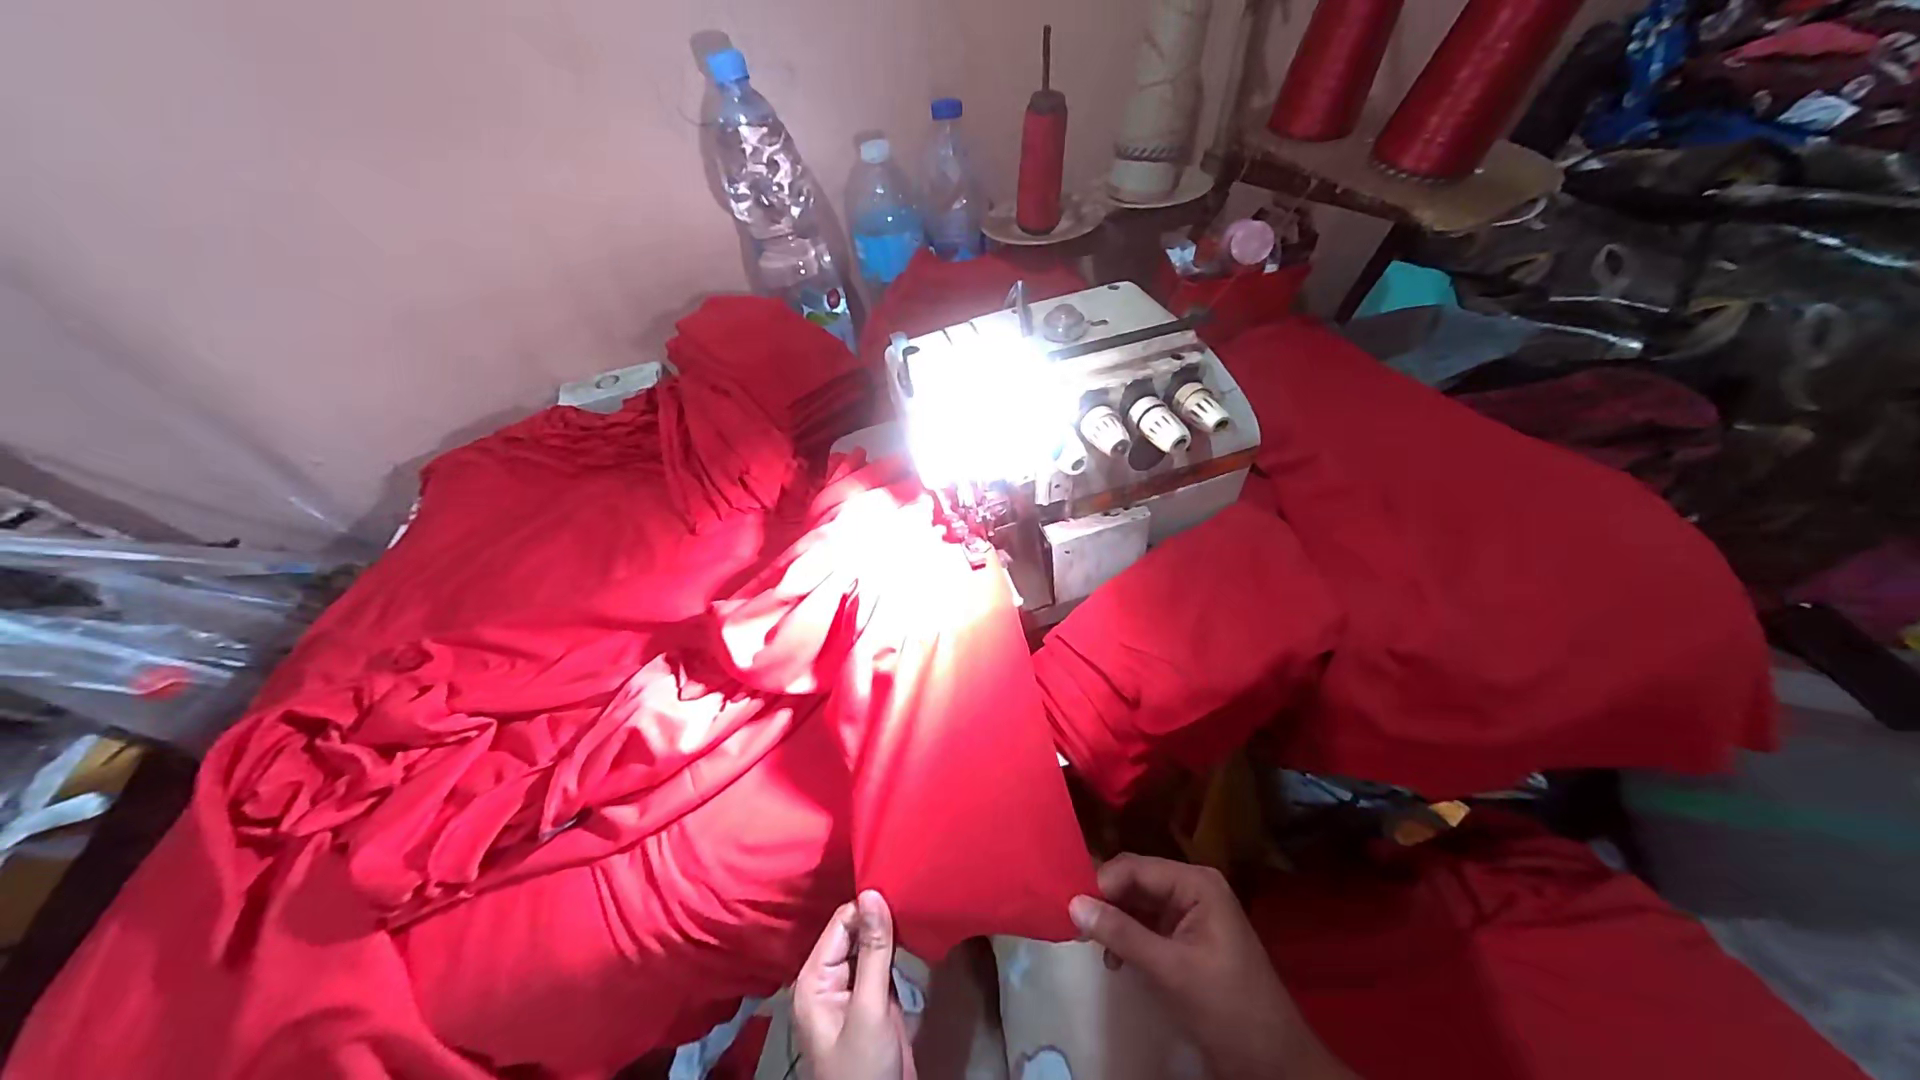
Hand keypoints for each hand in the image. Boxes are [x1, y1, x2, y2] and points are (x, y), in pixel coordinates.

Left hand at [794, 890, 914, 1079]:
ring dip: (889, 932)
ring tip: (914, 907)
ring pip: (869, 946)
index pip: (841, 924)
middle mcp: (827, 980)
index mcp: (814, 979)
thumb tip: (872, 892)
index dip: (868, 907)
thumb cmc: (864, 1068)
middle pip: (854, 932)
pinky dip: (894, 951)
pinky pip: (879, 964)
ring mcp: (850, 991)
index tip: (899, 888)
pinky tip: (913, 936)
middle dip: (879, 917)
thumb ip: (873, 950)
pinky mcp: (870, 1002)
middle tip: (910, 894)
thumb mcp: (870, 1008)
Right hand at [1069, 855, 1356, 1079]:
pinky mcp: (1187, 937)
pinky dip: (1127, 937)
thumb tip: (1072, 904)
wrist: (1275, 1063)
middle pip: (1135, 881)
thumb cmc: (1227, 1008)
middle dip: (1105, 901)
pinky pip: (1147, 924)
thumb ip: (1121, 933)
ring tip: (1090, 944)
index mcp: (1196, 883)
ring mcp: (1191, 912)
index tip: (1068, 907)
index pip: (1134, 868)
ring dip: (1113, 921)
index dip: (1100, 883)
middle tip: (1072, 924)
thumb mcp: (1170, 970)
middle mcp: (1193, 888)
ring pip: (1138, 903)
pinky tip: (1113, 958)